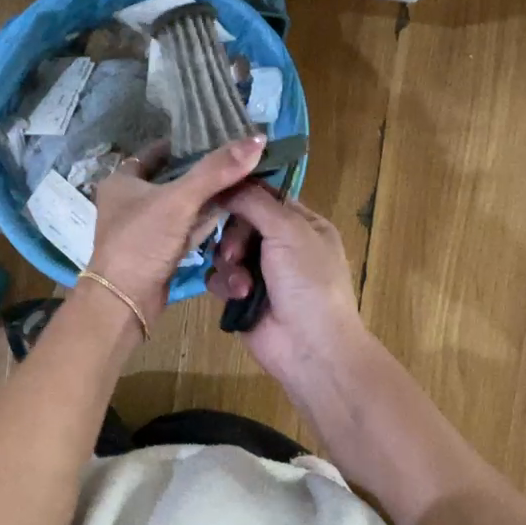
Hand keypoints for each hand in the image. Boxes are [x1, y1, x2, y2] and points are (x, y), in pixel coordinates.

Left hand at [85, 136, 266, 326]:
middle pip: (173, 179)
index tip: (219, 138)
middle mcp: (130, 202)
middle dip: (204, 172)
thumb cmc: (141, 242)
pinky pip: (185, 229)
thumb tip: (257, 139)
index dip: (185, 143)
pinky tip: (230, 211)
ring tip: (242, 180)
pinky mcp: (158, 252)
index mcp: (122, 181)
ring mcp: (145, 229)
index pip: (156, 152)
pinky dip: (203, 222)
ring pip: (181, 206)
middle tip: (239, 160)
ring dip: (207, 198)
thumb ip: (216, 171)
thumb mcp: (178, 200)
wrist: (124, 301)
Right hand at [207, 185, 370, 384]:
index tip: (216, 187)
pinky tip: (237, 295)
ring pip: (225, 250)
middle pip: (240, 222)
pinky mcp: (241, 296)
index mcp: (303, 225)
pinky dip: (224, 285)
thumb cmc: (309, 282)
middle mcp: (281, 245)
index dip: (242, 192)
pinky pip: (219, 278)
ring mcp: (260, 272)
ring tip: (240, 281)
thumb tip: (228, 179)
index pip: (266, 196)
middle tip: (236, 251)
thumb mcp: (288, 231)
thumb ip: (255, 202)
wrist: (309, 346)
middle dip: (234, 235)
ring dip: (229, 264)